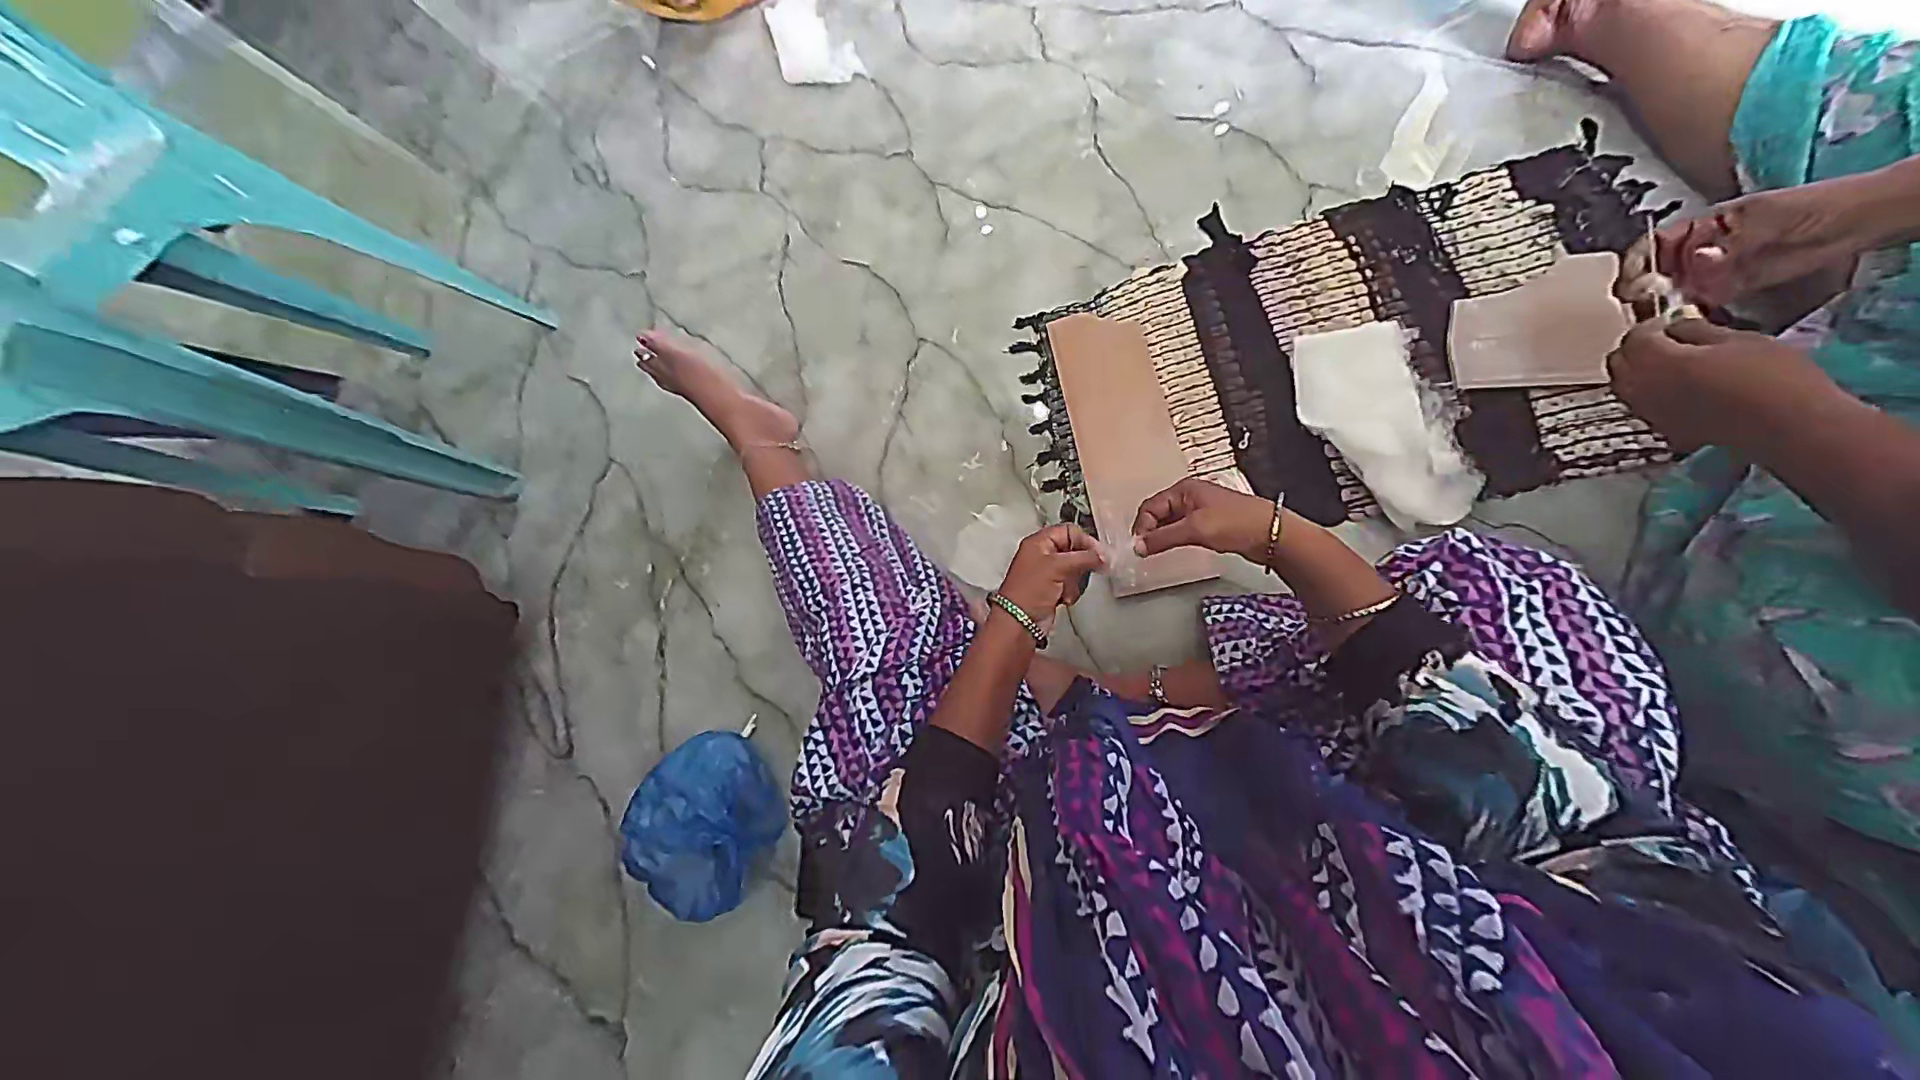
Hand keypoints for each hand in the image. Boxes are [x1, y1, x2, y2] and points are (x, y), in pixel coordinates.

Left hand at [994, 524, 1103, 637]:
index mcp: (1039, 542)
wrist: (1020, 622)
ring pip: (1075, 569)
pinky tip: (1063, 598)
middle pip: (1074, 551)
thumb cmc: (1029, 591)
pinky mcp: (1052, 588)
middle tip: (1078, 573)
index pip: (1068, 531)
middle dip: (1079, 565)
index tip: (1097, 553)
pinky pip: (1071, 584)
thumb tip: (1101, 555)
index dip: (1084, 540)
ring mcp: (1047, 573)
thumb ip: (1084, 557)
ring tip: (1064, 588)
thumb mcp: (1058, 566)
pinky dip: (1070, 591)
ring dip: (1074, 581)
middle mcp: (1042, 555)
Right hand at [1131, 477, 1274, 561]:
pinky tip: (1173, 549)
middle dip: (1149, 531)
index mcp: (1184, 490)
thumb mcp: (1194, 529)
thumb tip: (1139, 545)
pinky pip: (1182, 531)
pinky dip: (1173, 540)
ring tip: (1156, 551)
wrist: (1271, 534)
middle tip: (1145, 550)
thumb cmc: (1238, 522)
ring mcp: (1199, 511)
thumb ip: (1162, 538)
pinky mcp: (1208, 525)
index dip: (1142, 526)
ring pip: (1169, 524)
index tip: (1140, 545)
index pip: (1150, 506)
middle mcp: (1190, 497)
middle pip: (1158, 514)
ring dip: (1161, 537)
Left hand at [1607, 318, 1841, 454]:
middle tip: (1667, 340)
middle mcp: (1638, 387)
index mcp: (1655, 361)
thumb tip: (1676, 325)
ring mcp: (1644, 410)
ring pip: (1624, 384)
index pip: (1635, 338)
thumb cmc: (1771, 375)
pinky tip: (1677, 387)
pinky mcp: (1658, 427)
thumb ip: (1697, 331)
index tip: (1669, 321)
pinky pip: (1640, 403)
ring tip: (1672, 362)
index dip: (1650, 327)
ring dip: (1638, 370)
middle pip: (1619, 361)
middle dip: (1637, 348)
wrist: (1787, 425)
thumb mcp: (1739, 340)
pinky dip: (1649, 391)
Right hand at [1616, 182, 1871, 309]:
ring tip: (1662, 315)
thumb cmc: (1812, 207)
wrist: (1859, 222)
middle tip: (1645, 304)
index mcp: (1697, 228)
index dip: (1635, 263)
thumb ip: (1729, 242)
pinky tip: (1683, 319)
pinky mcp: (1723, 290)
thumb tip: (1697, 260)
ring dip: (1661, 305)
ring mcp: (1707, 273)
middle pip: (1652, 273)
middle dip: (1643, 289)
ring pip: (1668, 291)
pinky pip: (1693, 304)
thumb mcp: (1767, 219)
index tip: (1631, 282)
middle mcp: (1693, 252)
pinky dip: (1685, 314)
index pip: (1651, 245)